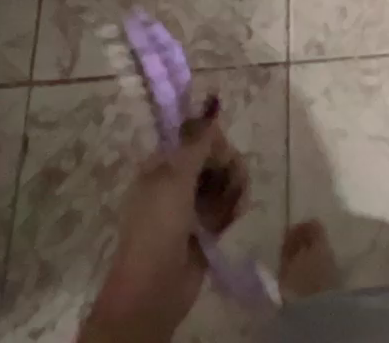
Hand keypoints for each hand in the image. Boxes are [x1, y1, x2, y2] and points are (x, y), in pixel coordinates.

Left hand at [80, 99, 247, 342]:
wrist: (154, 288)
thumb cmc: (158, 227)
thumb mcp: (175, 178)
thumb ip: (196, 140)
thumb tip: (210, 100)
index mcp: (162, 165)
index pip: (197, 137)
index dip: (214, 142)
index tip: (221, 155)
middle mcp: (177, 180)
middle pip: (215, 156)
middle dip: (229, 166)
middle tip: (232, 183)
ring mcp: (192, 204)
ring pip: (225, 180)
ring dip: (235, 188)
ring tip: (233, 208)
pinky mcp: (206, 226)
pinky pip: (229, 203)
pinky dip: (234, 207)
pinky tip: (233, 219)